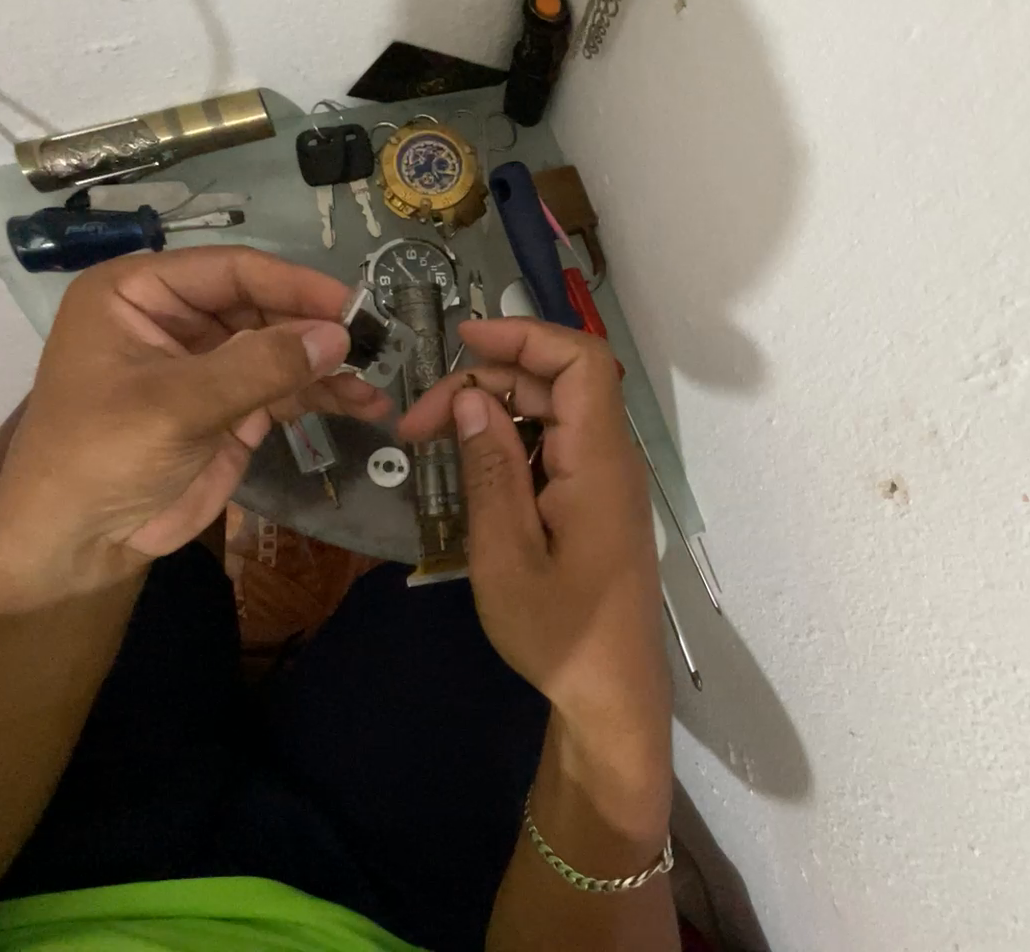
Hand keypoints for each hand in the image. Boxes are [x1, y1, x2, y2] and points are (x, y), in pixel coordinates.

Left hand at [0, 248, 391, 594]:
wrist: (85, 541)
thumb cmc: (101, 457)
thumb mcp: (176, 406)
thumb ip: (259, 367)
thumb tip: (340, 336)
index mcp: (141, 294)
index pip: (231, 271)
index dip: (293, 284)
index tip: (351, 304)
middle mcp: (180, 319)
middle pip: (267, 306)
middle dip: (319, 327)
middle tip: (378, 342)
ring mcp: (213, 363)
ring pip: (286, 347)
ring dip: (332, 365)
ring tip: (379, 378)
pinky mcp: (239, 404)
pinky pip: (292, 388)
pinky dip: (328, 395)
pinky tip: (367, 404)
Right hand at [400, 318, 671, 734]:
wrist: (611, 694)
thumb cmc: (559, 633)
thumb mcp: (506, 554)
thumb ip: (491, 470)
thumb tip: (473, 398)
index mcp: (599, 461)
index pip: (581, 361)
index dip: (526, 336)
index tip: (462, 339)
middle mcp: (611, 459)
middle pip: (556, 385)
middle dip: (486, 384)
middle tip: (417, 423)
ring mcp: (607, 482)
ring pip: (553, 416)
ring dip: (495, 415)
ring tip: (434, 442)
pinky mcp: (596, 504)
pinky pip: (557, 450)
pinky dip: (513, 446)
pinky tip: (474, 470)